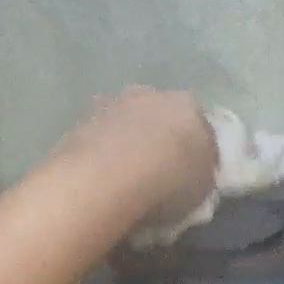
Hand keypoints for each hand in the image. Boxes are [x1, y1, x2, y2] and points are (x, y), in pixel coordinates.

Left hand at [55, 86, 216, 225]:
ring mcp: (114, 103)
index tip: (194, 174)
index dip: (200, 151)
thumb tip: (196, 172)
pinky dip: (104, 150)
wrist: (105, 180)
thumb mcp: (202, 189)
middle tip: (160, 172)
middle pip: (163, 117)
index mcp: (190, 107)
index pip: (203, 127)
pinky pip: (101, 135)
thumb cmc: (167, 183)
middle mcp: (153, 95)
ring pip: (129, 121)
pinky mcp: (80, 118)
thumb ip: (203, 173)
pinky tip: (103, 176)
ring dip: (130, 141)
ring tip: (127, 176)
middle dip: (163, 139)